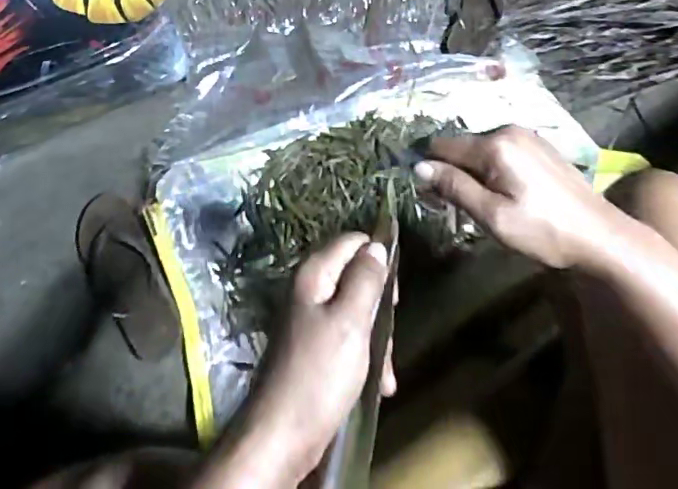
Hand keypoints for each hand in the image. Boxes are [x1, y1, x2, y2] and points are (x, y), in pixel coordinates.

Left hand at [225, 232, 393, 484]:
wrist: (281, 436)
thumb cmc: (319, 374)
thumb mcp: (351, 322)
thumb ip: (365, 280)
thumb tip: (376, 244)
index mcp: (314, 274)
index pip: (352, 241)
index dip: (378, 257)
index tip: (396, 292)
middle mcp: (309, 290)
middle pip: (356, 278)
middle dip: (380, 308)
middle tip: (389, 337)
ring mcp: (309, 320)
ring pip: (356, 312)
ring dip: (377, 340)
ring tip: (385, 373)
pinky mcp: (313, 349)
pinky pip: (347, 340)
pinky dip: (364, 358)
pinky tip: (378, 385)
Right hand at [416, 126, 660, 270]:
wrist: (602, 237)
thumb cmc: (545, 232)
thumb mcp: (494, 217)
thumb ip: (455, 188)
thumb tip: (418, 166)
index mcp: (494, 145)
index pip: (441, 146)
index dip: (429, 168)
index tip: (428, 194)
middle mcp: (508, 130)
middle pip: (461, 146)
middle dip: (453, 171)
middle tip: (460, 208)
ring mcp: (526, 135)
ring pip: (481, 149)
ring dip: (474, 171)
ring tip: (487, 205)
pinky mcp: (539, 145)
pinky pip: (501, 150)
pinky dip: (493, 168)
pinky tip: (508, 194)